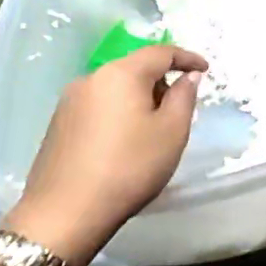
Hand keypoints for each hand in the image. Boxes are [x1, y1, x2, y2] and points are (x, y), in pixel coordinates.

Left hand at [7, 46, 207, 265]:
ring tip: (155, 128)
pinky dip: (120, 111)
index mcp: (121, 75)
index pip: (160, 52)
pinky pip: (100, 104)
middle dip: (162, 80)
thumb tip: (188, 76)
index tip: (206, 69)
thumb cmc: (130, 167)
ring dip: (140, 97)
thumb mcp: (172, 131)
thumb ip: (184, 96)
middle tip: (181, 106)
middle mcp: (91, 79)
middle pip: (135, 68)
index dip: (187, 58)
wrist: (65, 212)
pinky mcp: (59, 123)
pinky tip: (126, 140)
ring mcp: (69, 101)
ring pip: (116, 87)